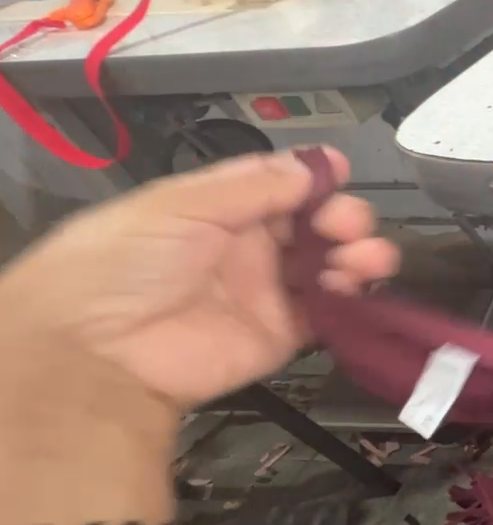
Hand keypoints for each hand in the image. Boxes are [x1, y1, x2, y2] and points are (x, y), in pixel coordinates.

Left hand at [0, 148, 398, 409]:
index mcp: (217, 211)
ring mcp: (272, 288)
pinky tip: (349, 284)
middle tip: (347, 225)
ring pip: (336, 260)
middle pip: (317, 221)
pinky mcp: (289, 327)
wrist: (95, 357)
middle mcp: (249, 247)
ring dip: (360, 252)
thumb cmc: (119, 268)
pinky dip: (354, 291)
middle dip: (344, 215)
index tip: (340, 170)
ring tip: (364, 257)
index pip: (278, 185)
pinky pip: (336, 305)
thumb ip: (252, 187)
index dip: (312, 175)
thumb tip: (316, 167)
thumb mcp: (175, 208)